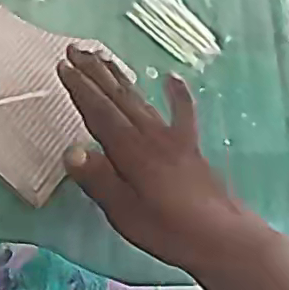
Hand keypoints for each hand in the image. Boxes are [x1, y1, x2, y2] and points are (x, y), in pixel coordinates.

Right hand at [57, 46, 277, 275]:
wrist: (226, 240)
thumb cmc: (168, 230)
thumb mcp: (124, 211)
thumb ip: (98, 179)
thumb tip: (71, 150)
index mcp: (131, 152)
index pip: (99, 113)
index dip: (80, 88)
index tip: (63, 66)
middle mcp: (151, 137)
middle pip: (118, 97)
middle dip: (95, 72)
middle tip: (75, 48)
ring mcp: (173, 139)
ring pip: (141, 100)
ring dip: (120, 77)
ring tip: (103, 56)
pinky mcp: (189, 148)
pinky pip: (182, 114)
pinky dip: (177, 95)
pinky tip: (172, 78)